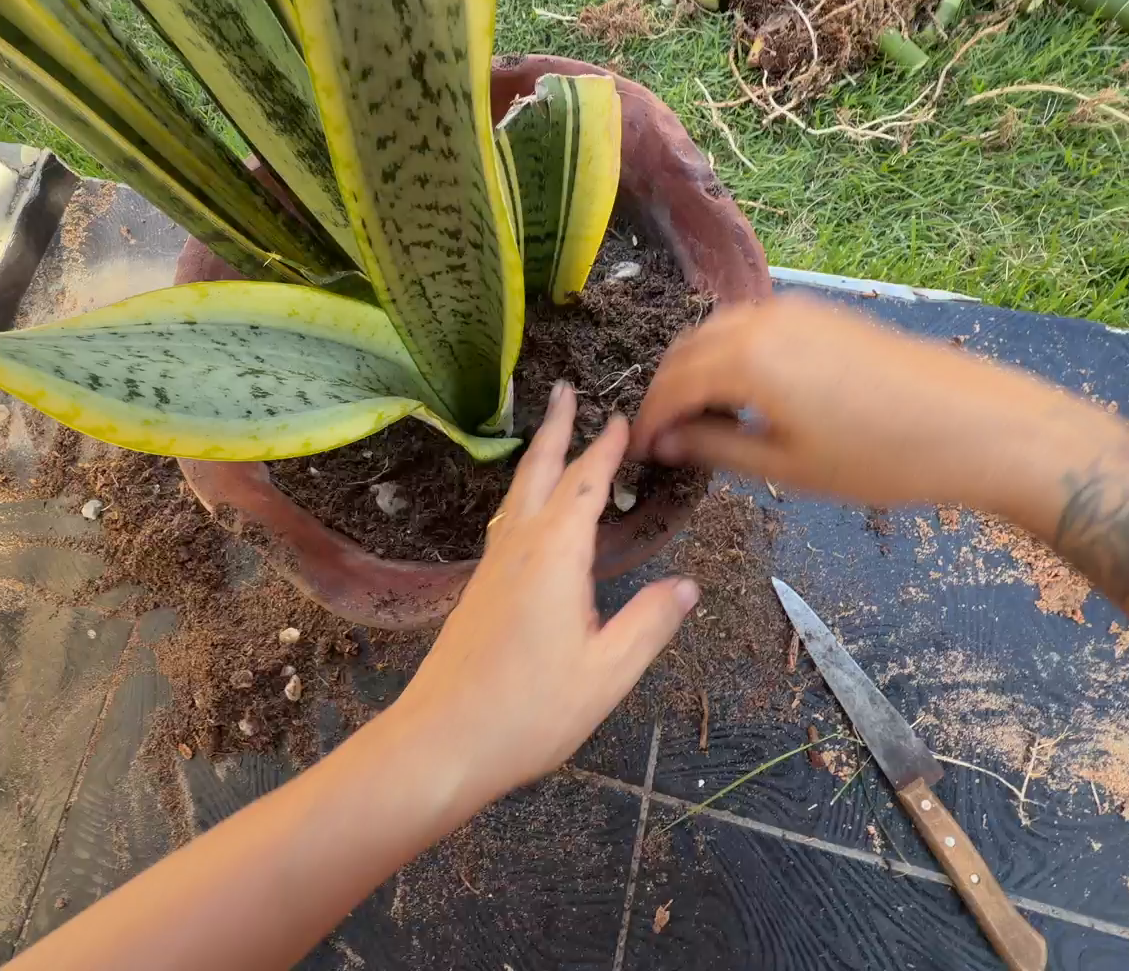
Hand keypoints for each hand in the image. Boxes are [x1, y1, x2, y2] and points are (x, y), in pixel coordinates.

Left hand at [389, 381, 700, 807]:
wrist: (441, 740)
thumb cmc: (530, 709)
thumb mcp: (606, 672)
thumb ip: (649, 623)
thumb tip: (687, 585)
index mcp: (554, 555)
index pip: (584, 485)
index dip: (605, 450)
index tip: (621, 418)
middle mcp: (518, 546)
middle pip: (538, 470)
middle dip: (554, 427)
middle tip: (562, 388)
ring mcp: (492, 565)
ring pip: (517, 493)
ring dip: (537, 458)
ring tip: (550, 435)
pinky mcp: (478, 586)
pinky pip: (508, 521)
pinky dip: (526, 495)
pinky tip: (530, 512)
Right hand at [629, 296, 1121, 512]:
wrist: (980, 425)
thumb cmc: (879, 457)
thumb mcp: (785, 465)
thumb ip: (714, 447)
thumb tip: (665, 442)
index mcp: (745, 357)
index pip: (672, 385)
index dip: (650, 421)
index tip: (640, 452)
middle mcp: (760, 318)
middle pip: (686, 350)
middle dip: (667, 392)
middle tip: (666, 437)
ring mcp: (792, 307)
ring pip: (715, 332)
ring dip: (695, 369)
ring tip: (700, 416)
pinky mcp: (819, 310)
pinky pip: (748, 324)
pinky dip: (727, 352)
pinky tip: (741, 388)